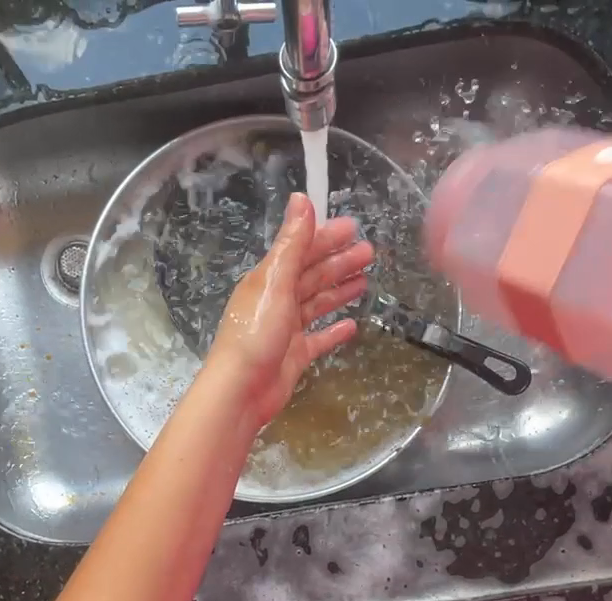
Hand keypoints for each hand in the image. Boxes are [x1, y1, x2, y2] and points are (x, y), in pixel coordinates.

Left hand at [203, 192, 374, 427]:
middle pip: (311, 275)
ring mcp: (285, 330)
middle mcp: (276, 301)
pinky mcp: (294, 356)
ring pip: (316, 304)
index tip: (354, 228)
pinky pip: (318, 339)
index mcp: (268, 280)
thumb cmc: (256, 333)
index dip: (325, 238)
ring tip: (365, 281)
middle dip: (338, 262)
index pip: (300, 250)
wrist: (241, 390)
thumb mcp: (275, 282)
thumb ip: (291, 243)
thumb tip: (301, 198)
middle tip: (370, 253)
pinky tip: (352, 325)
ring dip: (338, 291)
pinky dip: (333, 331)